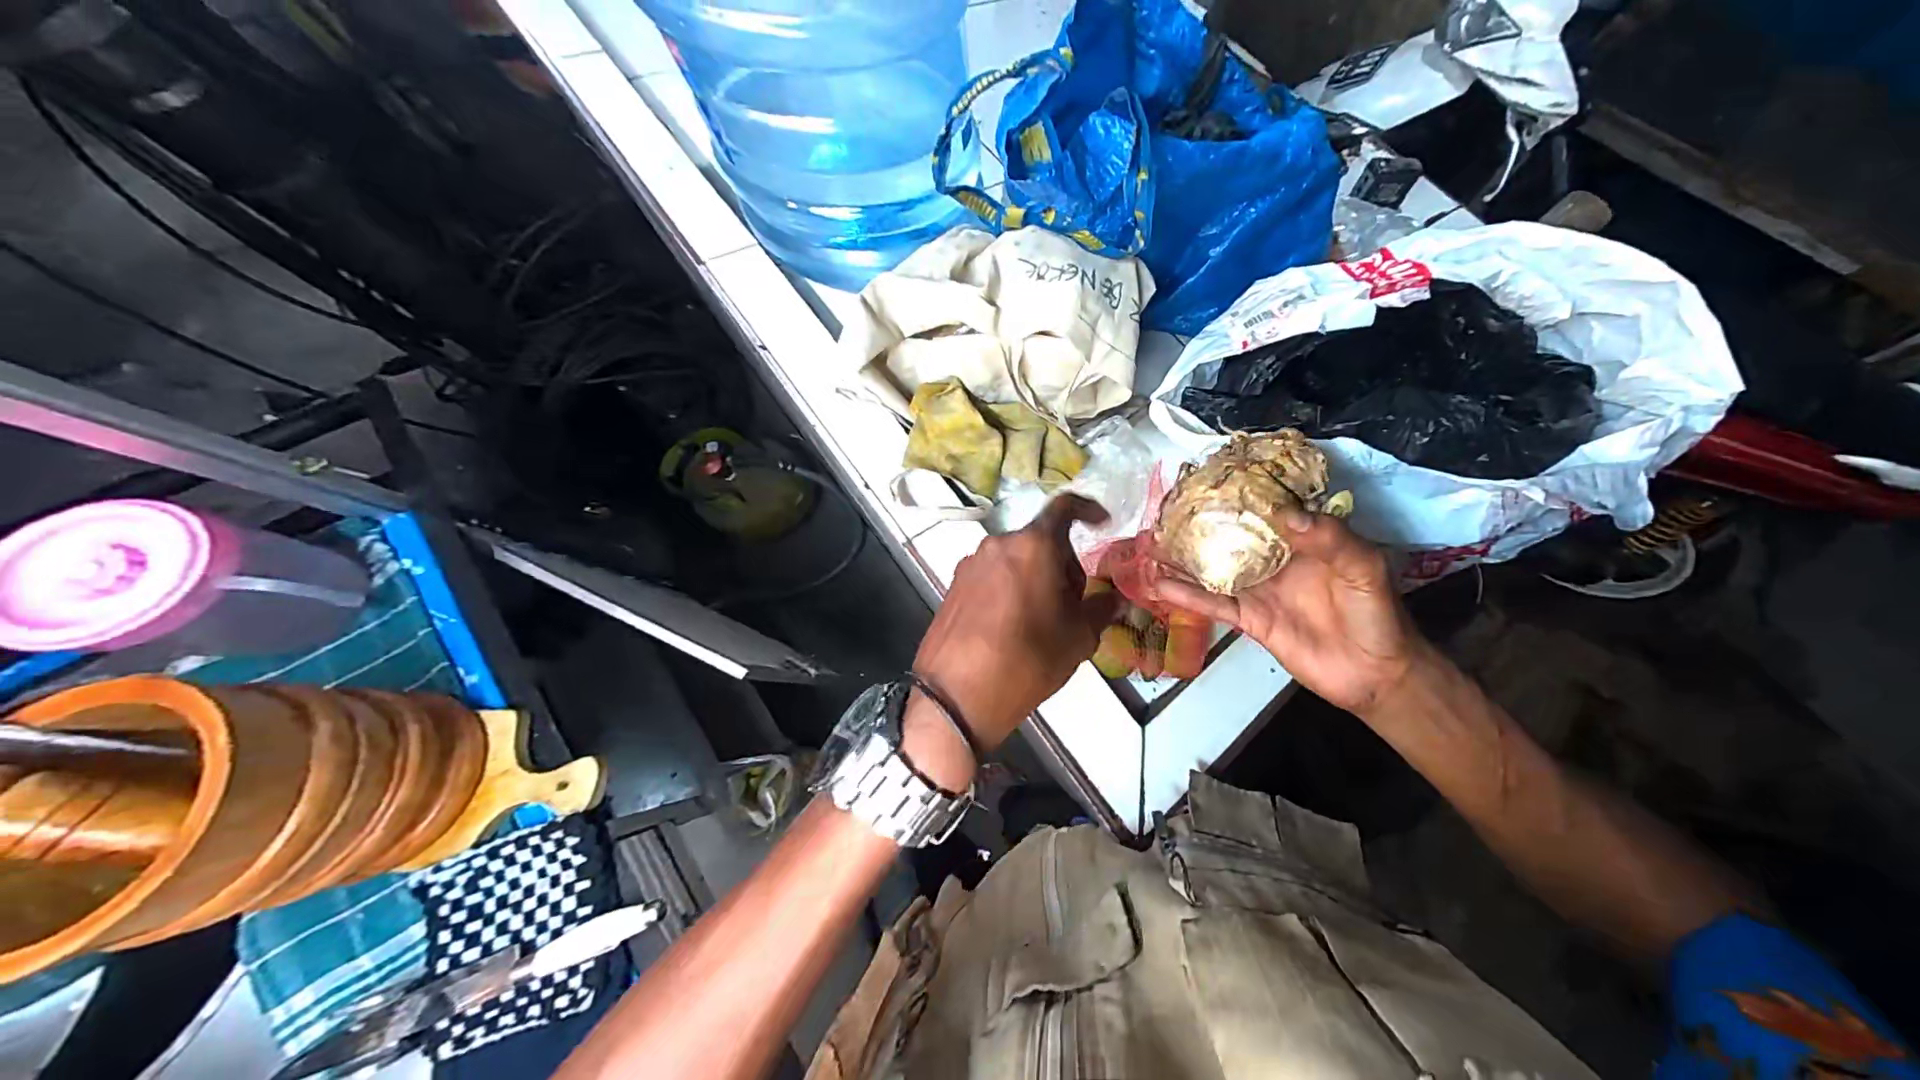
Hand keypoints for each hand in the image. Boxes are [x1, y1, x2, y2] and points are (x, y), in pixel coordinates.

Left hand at [913, 496, 1123, 753]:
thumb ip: (1099, 608)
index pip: (1065, 508)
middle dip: (1062, 563)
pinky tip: (1010, 628)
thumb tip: (1112, 597)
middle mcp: (998, 544)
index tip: (1101, 523)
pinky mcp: (953, 586)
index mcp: (1033, 545)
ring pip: (1015, 559)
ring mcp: (970, 564)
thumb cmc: (1027, 660)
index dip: (1087, 510)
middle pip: (1040, 541)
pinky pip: (992, 576)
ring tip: (1041, 622)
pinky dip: (1009, 590)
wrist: (957, 695)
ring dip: (1034, 578)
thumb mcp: (1078, 638)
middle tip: (1073, 603)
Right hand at [1150, 512, 1430, 716]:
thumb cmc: (1378, 614)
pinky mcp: (1248, 619)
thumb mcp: (1365, 567)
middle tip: (1165, 510)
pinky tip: (1160, 585)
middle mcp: (1274, 559)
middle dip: (1199, 523)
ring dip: (1182, 558)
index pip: (1265, 509)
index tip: (1207, 480)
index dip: (1237, 494)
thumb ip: (1331, 538)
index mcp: (1303, 539)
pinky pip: (1213, 604)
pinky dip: (1186, 596)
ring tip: (1150, 544)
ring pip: (1212, 568)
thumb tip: (1284, 514)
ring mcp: (1258, 589)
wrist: (1376, 673)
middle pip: (1230, 536)